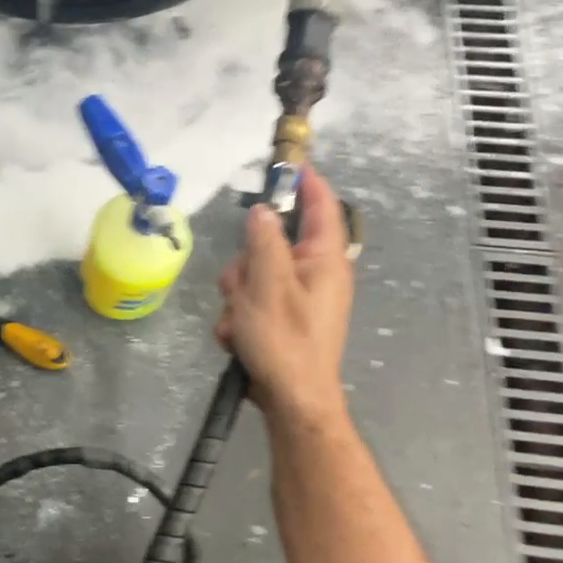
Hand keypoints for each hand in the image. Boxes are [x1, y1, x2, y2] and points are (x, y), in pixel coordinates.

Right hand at [216, 169, 353, 426]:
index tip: (285, 163)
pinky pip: (251, 301)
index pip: (321, 206)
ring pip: (253, 273)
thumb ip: (263, 242)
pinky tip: (238, 336)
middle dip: (246, 262)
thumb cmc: (284, 341)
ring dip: (237, 294)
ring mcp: (298, 298)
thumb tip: (264, 212)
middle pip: (271, 242)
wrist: (291, 400)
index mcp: (324, 259)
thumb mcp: (267, 285)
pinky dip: (239, 315)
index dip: (305, 182)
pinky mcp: (282, 319)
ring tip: (238, 320)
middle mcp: (316, 274)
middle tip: (239, 284)